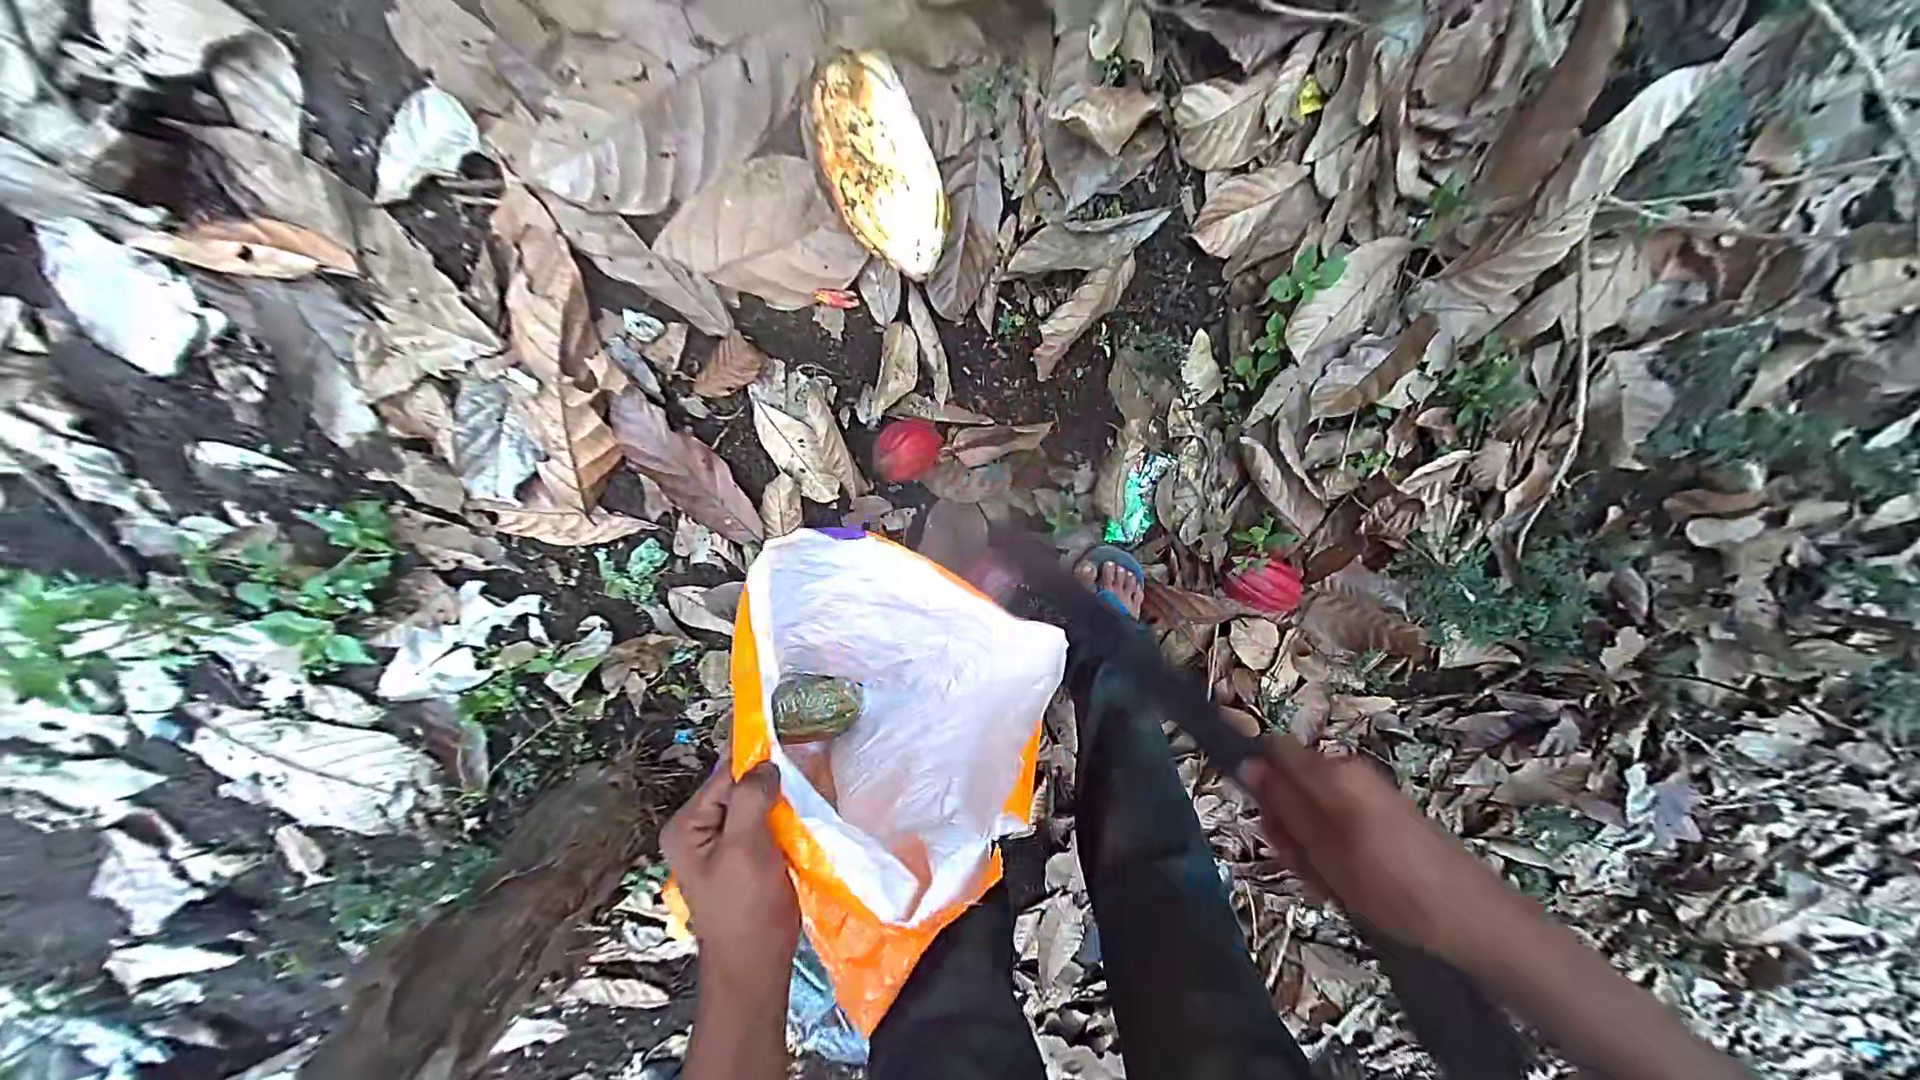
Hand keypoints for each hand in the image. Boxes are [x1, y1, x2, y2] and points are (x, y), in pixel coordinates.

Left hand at [662, 762, 799, 987]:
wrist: (756, 963)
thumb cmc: (746, 908)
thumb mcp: (744, 848)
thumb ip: (750, 799)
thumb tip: (766, 765)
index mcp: (687, 825)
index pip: (724, 776)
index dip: (757, 762)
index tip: (791, 747)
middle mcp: (699, 829)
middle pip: (738, 786)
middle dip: (770, 779)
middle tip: (804, 770)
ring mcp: (722, 842)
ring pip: (754, 801)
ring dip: (780, 796)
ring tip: (807, 789)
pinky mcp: (744, 853)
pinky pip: (763, 820)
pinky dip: (782, 813)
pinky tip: (802, 811)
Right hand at [1243, 737, 1750, 1079]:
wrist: (1475, 919)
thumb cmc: (1390, 885)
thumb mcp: (1321, 849)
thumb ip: (1282, 804)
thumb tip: (1247, 763)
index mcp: (1331, 771)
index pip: (1272, 749)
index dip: (1258, 779)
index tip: (1264, 819)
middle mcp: (1348, 770)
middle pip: (1291, 779)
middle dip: (1284, 818)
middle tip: (1296, 860)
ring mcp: (1369, 791)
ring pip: (1313, 804)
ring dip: (1307, 838)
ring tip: (1325, 878)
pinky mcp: (1384, 812)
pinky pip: (1338, 817)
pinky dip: (1332, 844)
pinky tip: (1345, 879)